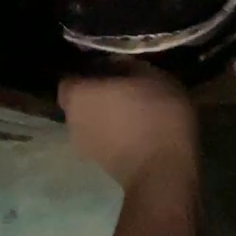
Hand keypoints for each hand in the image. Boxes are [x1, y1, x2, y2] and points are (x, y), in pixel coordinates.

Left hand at [59, 65, 198, 193]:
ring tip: (132, 110)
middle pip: (79, 102)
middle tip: (123, 87)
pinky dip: (114, 134)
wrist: (164, 172)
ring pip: (90, 123)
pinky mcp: (100, 166)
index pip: (70, 77)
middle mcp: (71, 121)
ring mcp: (83, 147)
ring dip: (105, 116)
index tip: (109, 68)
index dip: (88, 72)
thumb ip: (126, 64)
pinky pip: (103, 140)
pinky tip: (137, 130)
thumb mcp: (150, 75)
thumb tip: (114, 62)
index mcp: (77, 95)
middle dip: (96, 95)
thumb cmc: (156, 114)